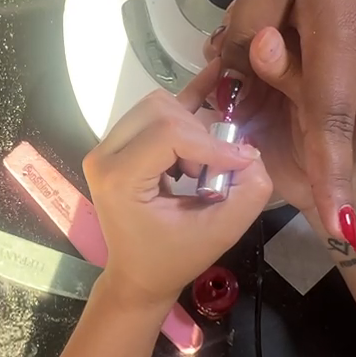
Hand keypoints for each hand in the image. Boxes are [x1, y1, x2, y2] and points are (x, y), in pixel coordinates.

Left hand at [83, 65, 271, 306]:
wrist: (138, 274)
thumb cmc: (172, 259)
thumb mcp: (218, 234)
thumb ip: (247, 194)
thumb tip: (252, 154)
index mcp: (118, 180)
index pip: (168, 134)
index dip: (211, 144)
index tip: (239, 163)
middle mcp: (103, 155)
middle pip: (160, 110)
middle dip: (198, 135)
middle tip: (209, 171)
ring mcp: (106, 146)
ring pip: (157, 105)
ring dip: (189, 128)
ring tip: (196, 167)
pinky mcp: (118, 142)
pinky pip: (153, 110)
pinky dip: (185, 103)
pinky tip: (214, 81)